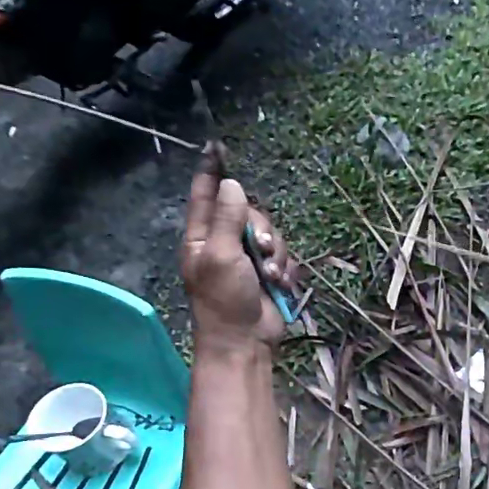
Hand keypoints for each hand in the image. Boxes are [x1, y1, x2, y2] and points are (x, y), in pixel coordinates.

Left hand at [179, 143, 292, 356]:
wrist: (246, 341)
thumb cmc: (224, 300)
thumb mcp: (221, 255)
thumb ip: (227, 219)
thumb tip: (233, 185)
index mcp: (203, 237)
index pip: (206, 195)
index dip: (212, 172)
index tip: (216, 147)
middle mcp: (224, 242)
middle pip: (249, 212)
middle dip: (261, 229)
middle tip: (262, 249)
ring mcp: (248, 259)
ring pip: (271, 234)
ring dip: (276, 255)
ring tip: (271, 276)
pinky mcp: (269, 274)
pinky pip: (284, 257)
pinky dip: (285, 270)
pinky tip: (280, 285)